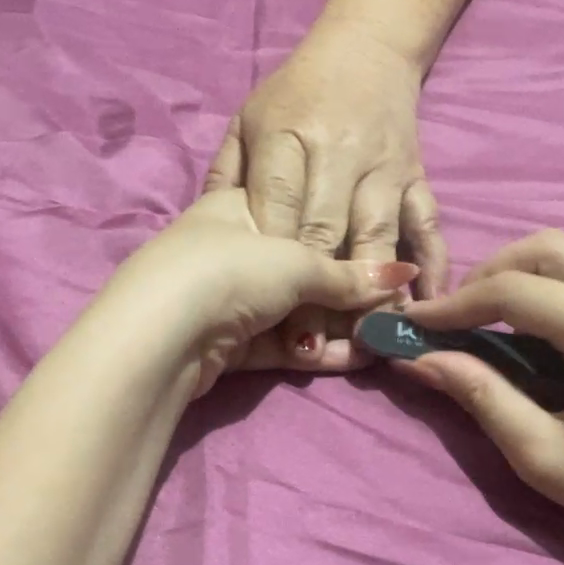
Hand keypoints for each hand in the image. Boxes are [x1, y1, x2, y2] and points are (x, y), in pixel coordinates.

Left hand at [98, 191, 418, 396]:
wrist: (161, 330)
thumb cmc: (229, 268)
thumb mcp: (296, 261)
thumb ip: (349, 273)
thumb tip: (402, 278)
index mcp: (244, 206)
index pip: (308, 214)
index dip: (350, 239)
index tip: (390, 264)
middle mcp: (236, 249)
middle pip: (304, 271)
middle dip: (350, 294)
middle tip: (394, 312)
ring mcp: (231, 299)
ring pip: (296, 312)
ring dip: (338, 328)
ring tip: (383, 341)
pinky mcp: (230, 345)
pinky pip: (283, 344)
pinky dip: (317, 351)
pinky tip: (356, 358)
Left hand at [204, 21, 447, 363]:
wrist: (367, 48)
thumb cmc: (293, 97)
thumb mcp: (246, 123)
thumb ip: (228, 176)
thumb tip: (210, 234)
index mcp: (287, 137)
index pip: (280, 208)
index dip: (276, 261)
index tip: (270, 312)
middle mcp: (338, 151)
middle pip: (328, 229)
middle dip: (321, 290)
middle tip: (315, 344)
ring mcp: (383, 166)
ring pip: (379, 234)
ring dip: (374, 291)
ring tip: (367, 339)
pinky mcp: (417, 176)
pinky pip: (429, 223)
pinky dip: (431, 264)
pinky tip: (425, 303)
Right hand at [393, 231, 563, 564]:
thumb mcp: (544, 457)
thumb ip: (481, 397)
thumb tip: (424, 359)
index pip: (516, 289)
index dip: (456, 303)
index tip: (416, 324)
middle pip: (552, 248)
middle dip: (492, 272)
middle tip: (458, 317)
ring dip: (529, 277)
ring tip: (494, 324)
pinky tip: (549, 337)